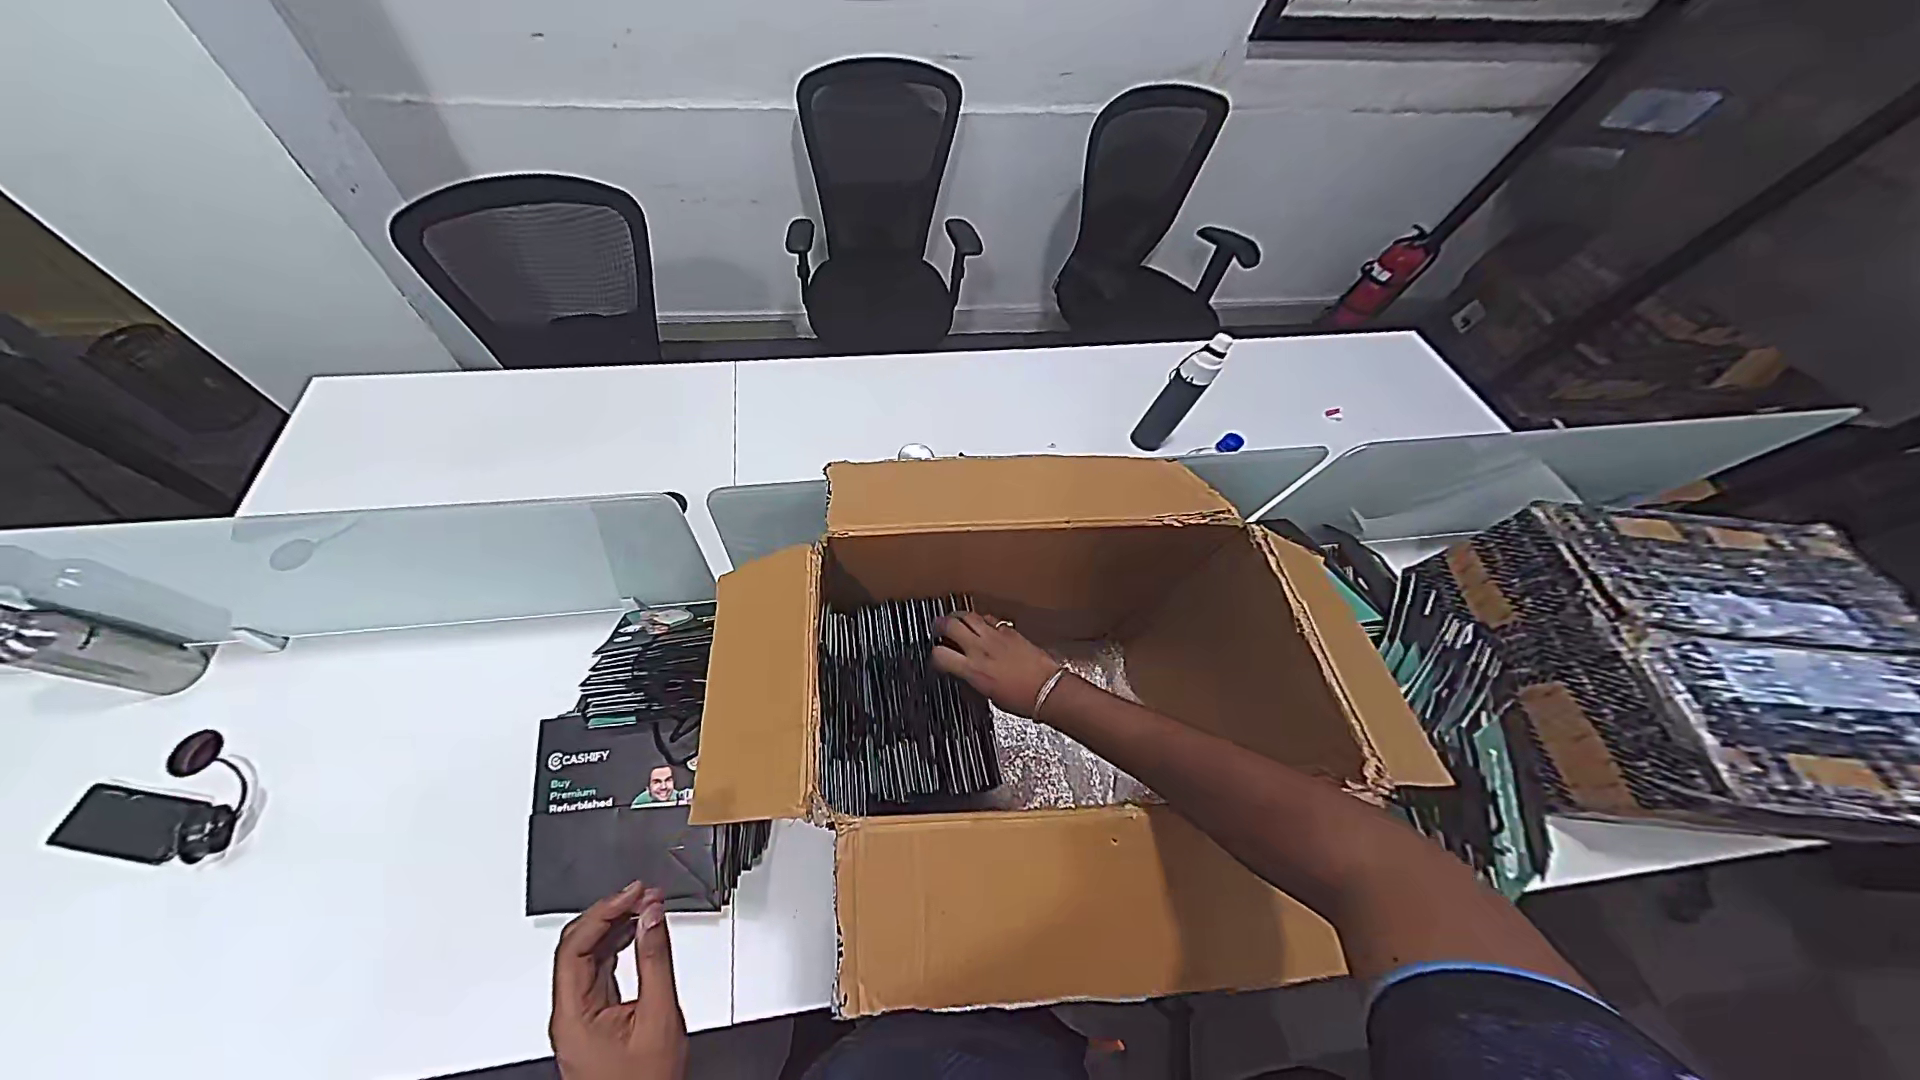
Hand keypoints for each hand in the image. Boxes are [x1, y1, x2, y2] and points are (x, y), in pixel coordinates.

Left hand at [550, 881, 686, 1079]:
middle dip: (610, 912)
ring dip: (616, 925)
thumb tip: (652, 916)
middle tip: (643, 893)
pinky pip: (600, 967)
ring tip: (647, 905)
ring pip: (588, 955)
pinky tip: (639, 931)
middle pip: (576, 947)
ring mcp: (580, 1015)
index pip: (574, 947)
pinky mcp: (595, 1015)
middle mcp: (570, 1013)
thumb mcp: (659, 1015)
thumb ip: (655, 959)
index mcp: (573, 1015)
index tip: (634, 892)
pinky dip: (619, 942)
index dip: (604, 911)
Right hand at [931, 611, 1063, 717]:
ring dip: (959, 617)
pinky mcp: (1010, 631)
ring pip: (969, 616)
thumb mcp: (986, 694)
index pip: (940, 654)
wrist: (1047, 690)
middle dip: (940, 624)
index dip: (934, 654)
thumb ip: (971, 677)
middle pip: (951, 625)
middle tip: (938, 627)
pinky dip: (981, 620)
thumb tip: (963, 669)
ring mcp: (995, 637)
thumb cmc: (1021, 699)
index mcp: (972, 669)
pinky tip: (981, 624)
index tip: (937, 655)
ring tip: (956, 619)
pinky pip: (989, 619)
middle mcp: (981, 649)